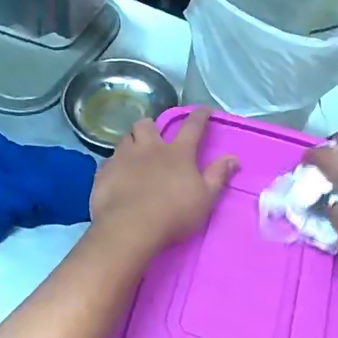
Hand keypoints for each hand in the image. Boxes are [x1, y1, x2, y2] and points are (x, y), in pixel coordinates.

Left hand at [90, 107, 238, 254]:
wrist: (129, 227)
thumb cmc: (173, 214)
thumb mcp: (205, 198)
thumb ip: (218, 176)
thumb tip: (232, 158)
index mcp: (177, 152)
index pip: (192, 126)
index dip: (199, 116)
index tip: (203, 110)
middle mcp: (149, 148)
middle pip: (147, 124)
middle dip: (151, 125)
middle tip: (154, 136)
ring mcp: (123, 157)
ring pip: (125, 138)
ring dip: (132, 142)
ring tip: (134, 153)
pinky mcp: (105, 172)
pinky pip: (109, 160)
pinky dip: (115, 164)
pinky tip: (117, 174)